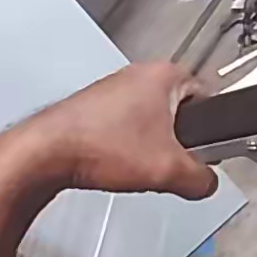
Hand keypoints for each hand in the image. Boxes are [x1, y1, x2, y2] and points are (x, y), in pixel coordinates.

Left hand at [0, 63, 217, 199]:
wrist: (45, 154)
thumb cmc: (97, 146)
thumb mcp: (170, 171)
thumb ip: (203, 179)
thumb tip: (208, 182)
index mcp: (165, 76)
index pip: (210, 99)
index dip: (212, 130)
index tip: (204, 149)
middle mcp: (140, 74)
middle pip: (181, 113)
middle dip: (178, 142)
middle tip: (169, 163)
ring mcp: (116, 89)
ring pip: (153, 123)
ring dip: (151, 146)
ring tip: (140, 166)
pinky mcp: (97, 107)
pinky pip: (127, 129)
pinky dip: (127, 147)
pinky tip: (119, 165)